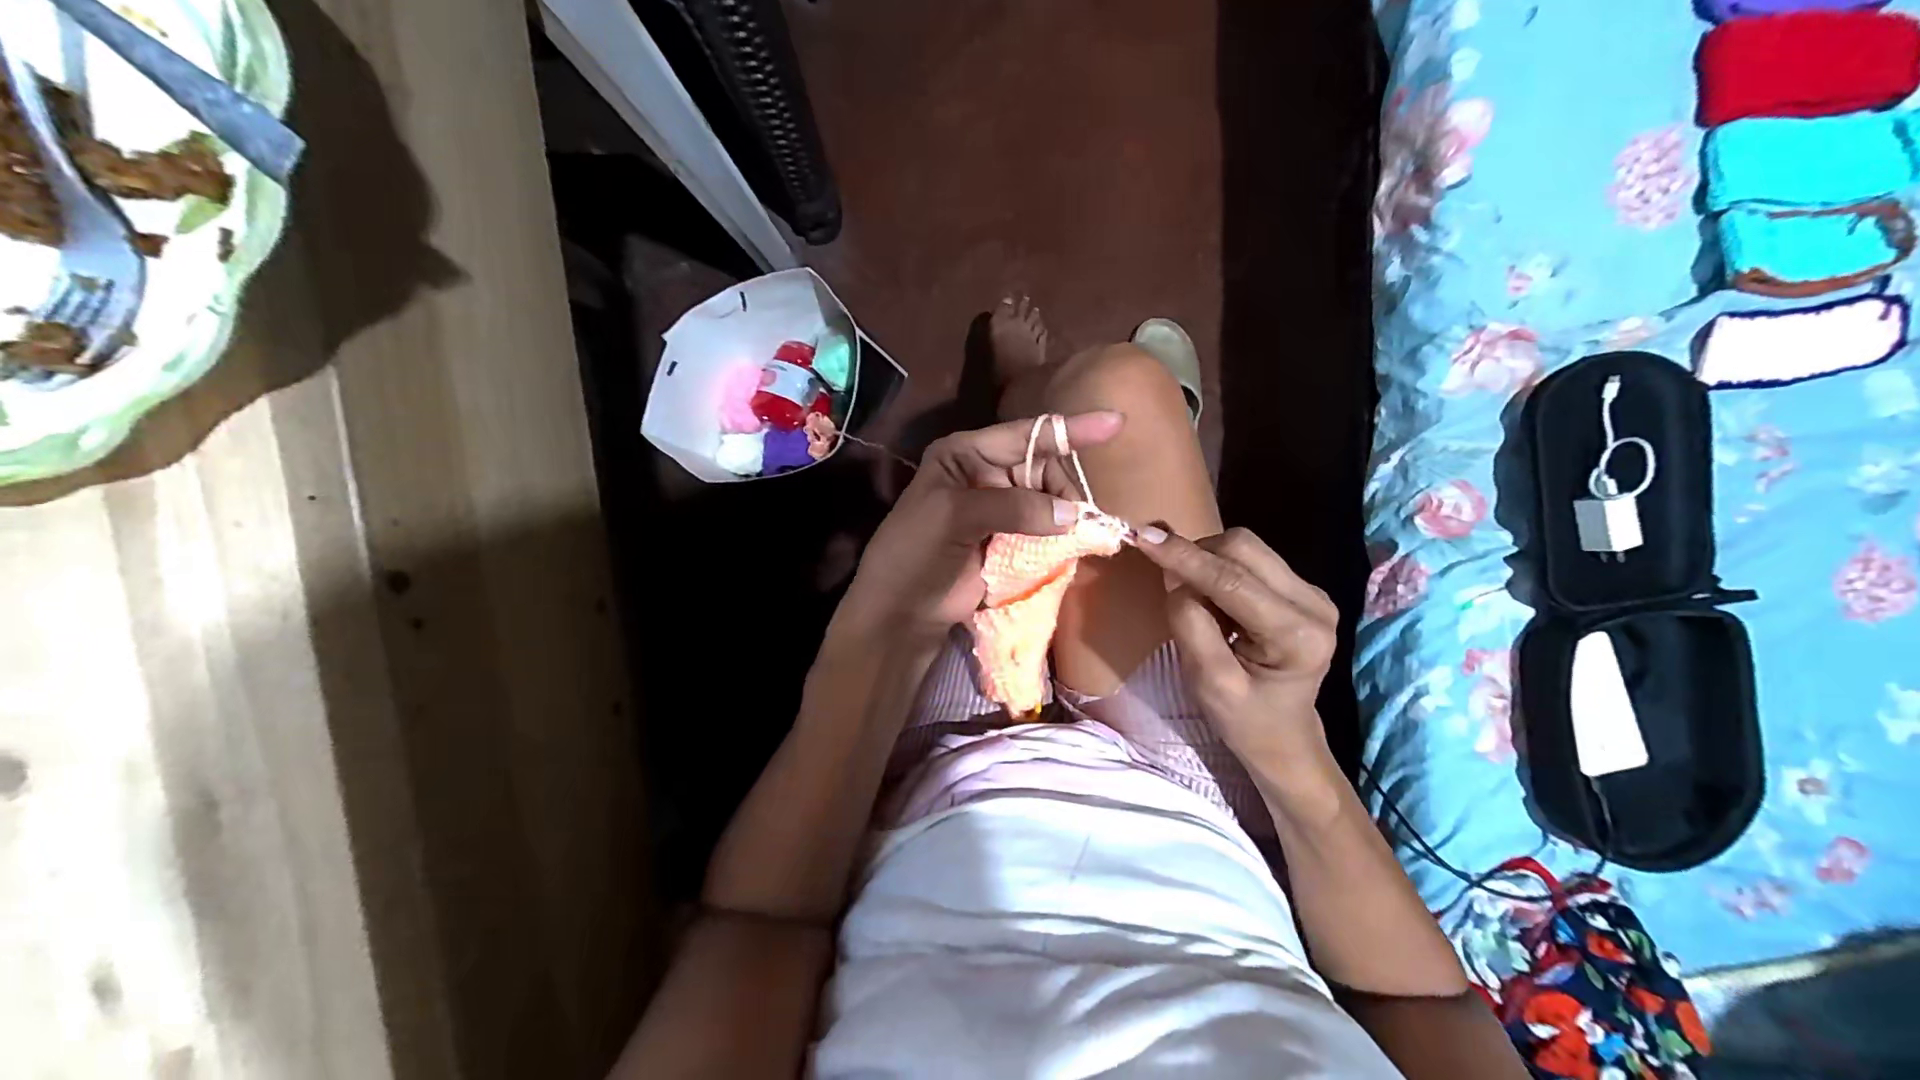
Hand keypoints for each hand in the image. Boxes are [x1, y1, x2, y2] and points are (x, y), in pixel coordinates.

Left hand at [832, 411, 1125, 647]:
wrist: (901, 610)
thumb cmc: (915, 552)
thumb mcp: (954, 517)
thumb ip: (1011, 507)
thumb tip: (1070, 513)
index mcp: (966, 454)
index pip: (1025, 435)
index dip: (1070, 430)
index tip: (1115, 424)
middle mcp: (987, 475)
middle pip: (1045, 468)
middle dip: (1066, 488)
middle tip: (1080, 518)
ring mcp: (1001, 509)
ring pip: (1051, 502)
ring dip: (1067, 517)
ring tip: (1078, 535)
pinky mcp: (1011, 542)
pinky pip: (1047, 532)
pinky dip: (1062, 539)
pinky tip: (1073, 547)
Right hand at [1132, 527, 1340, 783]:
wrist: (1282, 736)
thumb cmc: (1244, 719)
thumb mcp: (1208, 683)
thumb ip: (1191, 626)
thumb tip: (1175, 576)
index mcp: (1297, 635)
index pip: (1231, 581)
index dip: (1184, 556)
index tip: (1142, 537)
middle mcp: (1315, 604)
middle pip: (1243, 549)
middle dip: (1197, 557)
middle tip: (1174, 590)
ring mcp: (1312, 592)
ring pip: (1246, 548)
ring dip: (1208, 564)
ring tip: (1201, 605)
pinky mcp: (1301, 588)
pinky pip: (1251, 559)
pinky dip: (1220, 571)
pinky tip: (1218, 604)